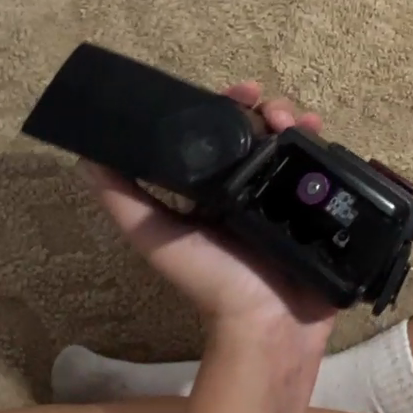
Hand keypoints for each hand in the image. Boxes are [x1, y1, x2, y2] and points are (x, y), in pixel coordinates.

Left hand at [80, 81, 335, 348]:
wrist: (269, 322)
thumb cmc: (212, 281)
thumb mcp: (157, 237)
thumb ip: (125, 200)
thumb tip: (86, 157)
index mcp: (219, 186)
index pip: (225, 131)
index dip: (232, 104)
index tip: (243, 90)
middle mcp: (256, 183)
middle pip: (265, 129)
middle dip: (270, 107)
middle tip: (275, 108)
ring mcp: (291, 193)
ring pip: (296, 141)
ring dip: (298, 120)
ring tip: (300, 121)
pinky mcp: (321, 203)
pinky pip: (326, 163)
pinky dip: (324, 143)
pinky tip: (321, 135)